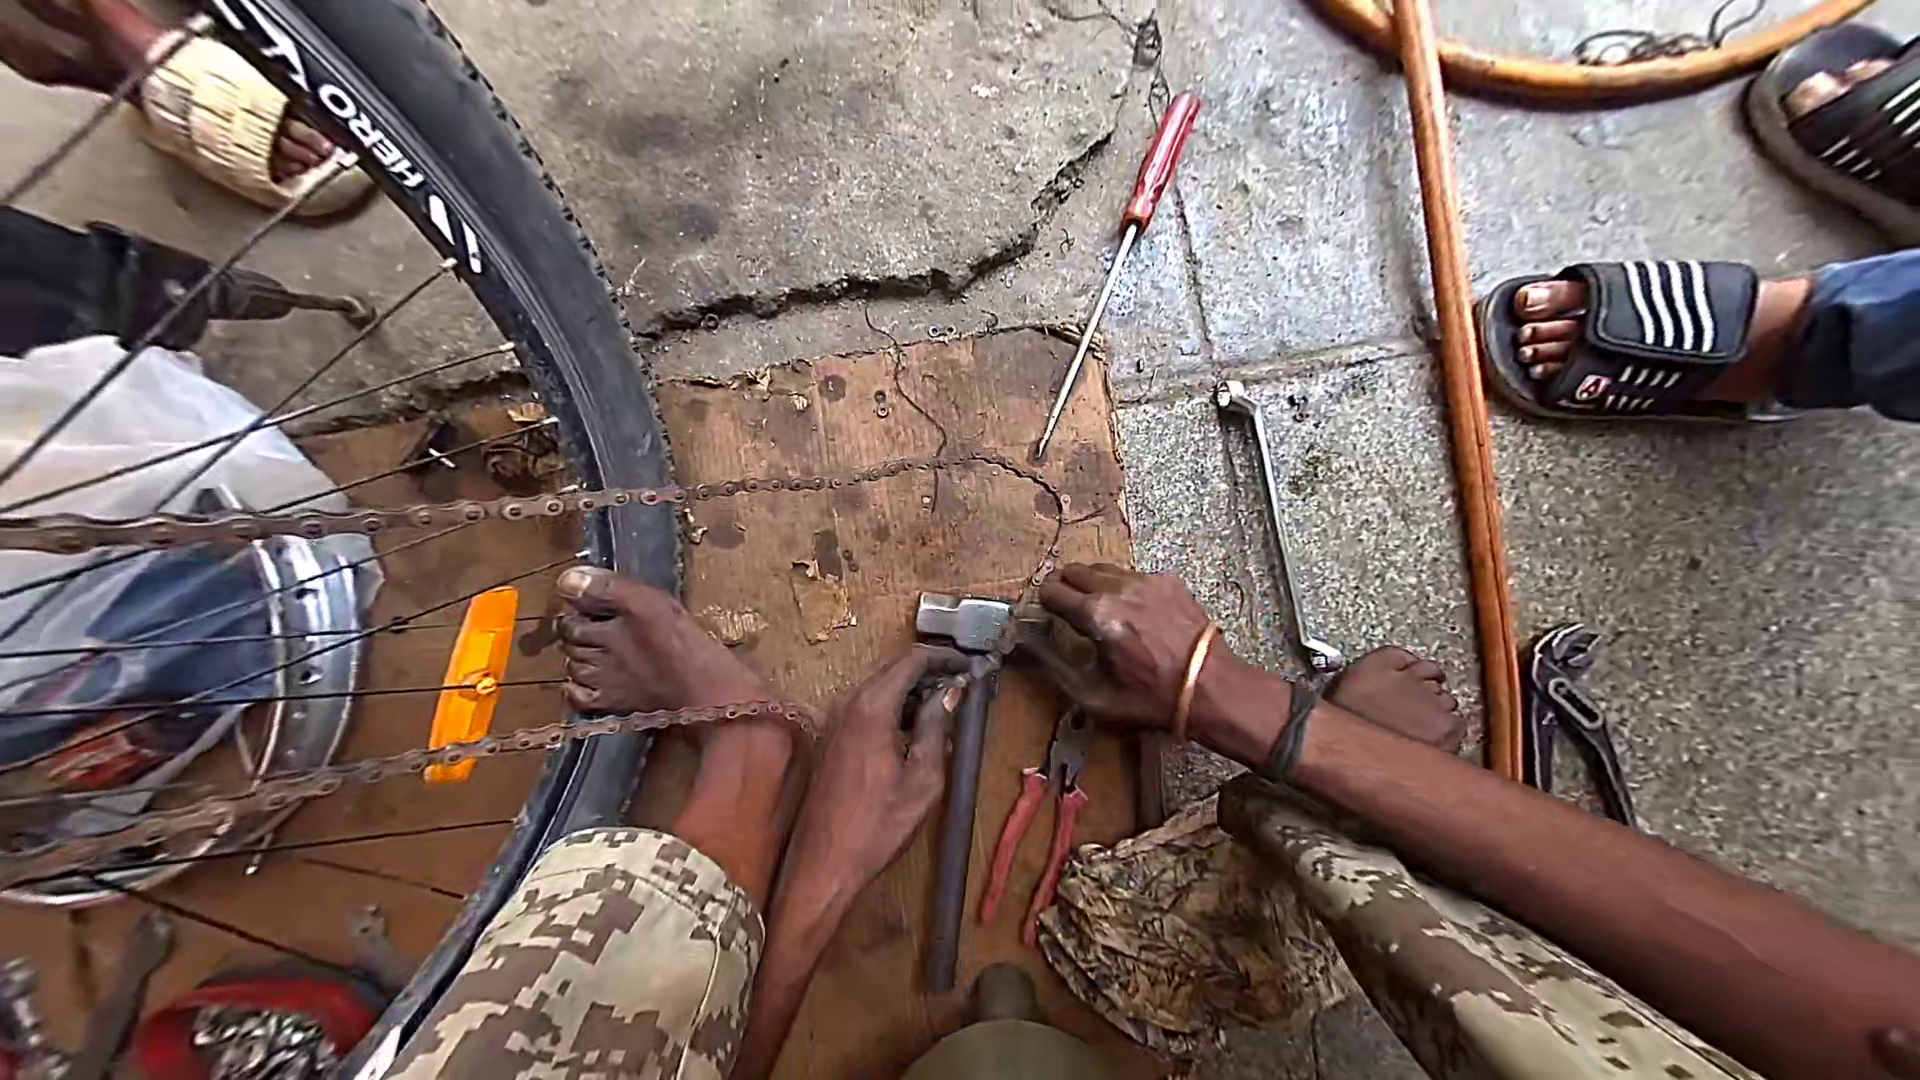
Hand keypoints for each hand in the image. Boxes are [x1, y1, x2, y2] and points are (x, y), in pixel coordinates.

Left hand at [552, 566, 767, 713]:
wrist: (702, 687)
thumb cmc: (682, 642)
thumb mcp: (651, 602)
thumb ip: (608, 589)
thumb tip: (567, 579)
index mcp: (606, 628)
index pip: (573, 614)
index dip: (579, 607)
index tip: (593, 602)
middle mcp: (597, 656)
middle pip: (571, 641)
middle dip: (576, 630)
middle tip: (597, 623)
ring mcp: (602, 683)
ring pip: (573, 666)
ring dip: (578, 656)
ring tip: (597, 648)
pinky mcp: (612, 705)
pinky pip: (578, 697)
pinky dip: (576, 687)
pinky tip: (587, 679)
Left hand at [782, 647, 967, 900]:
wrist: (822, 866)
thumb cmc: (877, 827)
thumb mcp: (923, 779)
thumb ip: (936, 726)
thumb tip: (950, 692)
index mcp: (872, 706)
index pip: (912, 660)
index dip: (944, 657)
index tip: (967, 665)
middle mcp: (848, 703)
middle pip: (894, 668)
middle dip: (929, 671)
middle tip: (960, 684)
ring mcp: (835, 718)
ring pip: (880, 686)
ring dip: (912, 690)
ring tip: (944, 706)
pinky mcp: (831, 736)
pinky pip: (867, 706)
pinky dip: (894, 706)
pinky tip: (914, 728)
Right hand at [1031, 563, 1253, 731]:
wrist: (1210, 689)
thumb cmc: (1151, 698)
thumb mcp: (1093, 696)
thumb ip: (1053, 666)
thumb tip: (1028, 644)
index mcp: (1095, 614)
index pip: (1051, 590)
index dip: (1044, 602)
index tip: (1047, 612)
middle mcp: (1117, 589)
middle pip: (1072, 571)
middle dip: (1064, 587)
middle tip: (1067, 607)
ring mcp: (1145, 580)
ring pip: (1102, 568)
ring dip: (1092, 584)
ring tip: (1098, 608)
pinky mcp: (1167, 581)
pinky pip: (1132, 574)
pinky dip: (1123, 587)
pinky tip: (1132, 610)